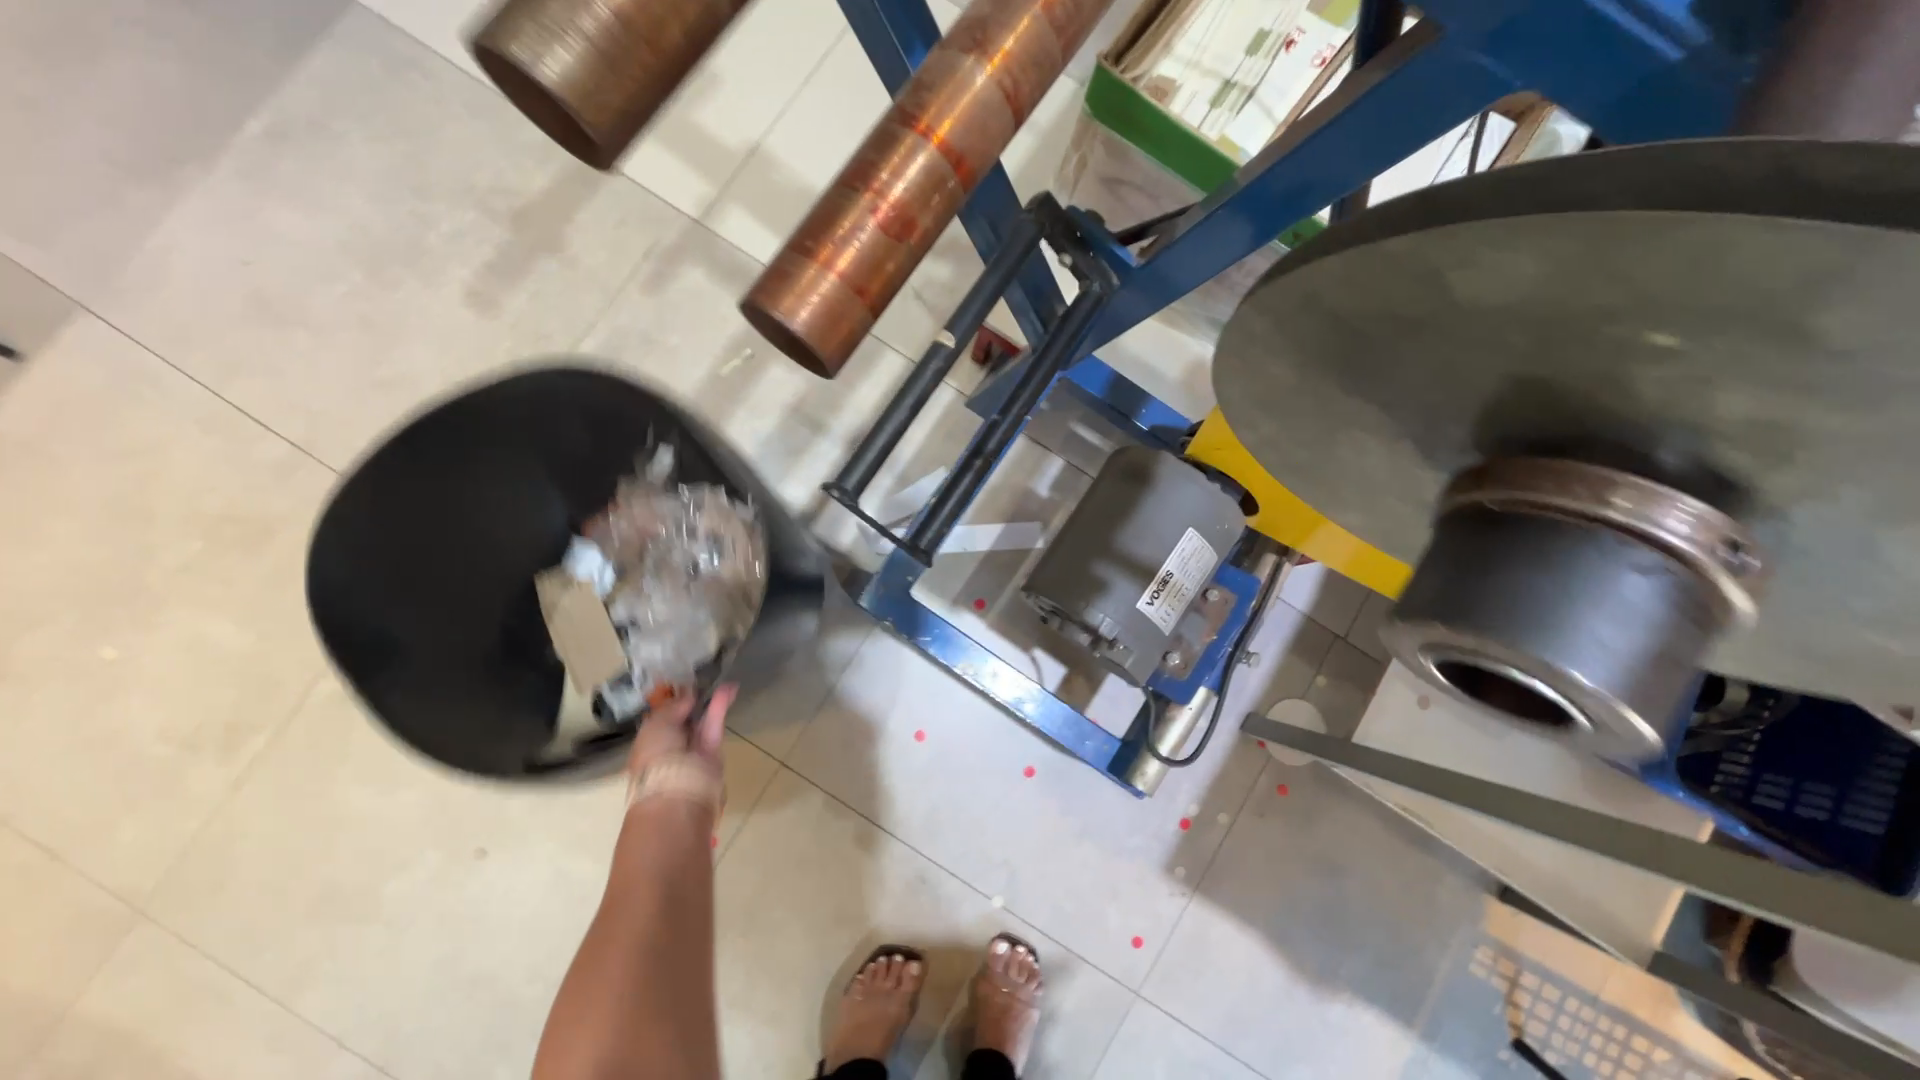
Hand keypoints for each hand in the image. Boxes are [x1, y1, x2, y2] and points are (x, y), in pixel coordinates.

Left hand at [624, 686, 735, 811]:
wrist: (677, 792)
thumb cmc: (656, 757)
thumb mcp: (656, 725)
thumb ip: (673, 707)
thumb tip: (688, 696)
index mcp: (649, 742)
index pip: (661, 719)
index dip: (671, 702)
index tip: (681, 684)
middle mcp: (670, 746)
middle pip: (684, 719)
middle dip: (692, 701)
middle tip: (702, 681)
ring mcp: (693, 749)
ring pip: (701, 720)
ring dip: (710, 701)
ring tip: (720, 680)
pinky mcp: (713, 750)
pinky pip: (715, 724)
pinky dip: (721, 706)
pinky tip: (728, 688)